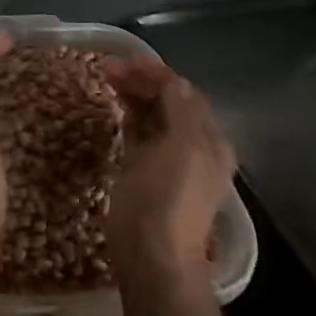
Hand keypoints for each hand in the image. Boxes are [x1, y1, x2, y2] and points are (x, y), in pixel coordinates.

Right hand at [103, 57, 235, 273]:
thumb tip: (173, 80)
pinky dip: (128, 117)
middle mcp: (193, 146)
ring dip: (133, 95)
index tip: (126, 61)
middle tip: (108, 69)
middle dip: (143, 82)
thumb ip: (181, 110)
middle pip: (169, 102)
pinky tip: (114, 107)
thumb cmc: (168, 198)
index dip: (157, 74)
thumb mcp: (182, 148)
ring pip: (153, 116)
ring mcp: (167, 160)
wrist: (152, 253)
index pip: (185, 94)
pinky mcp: (143, 172)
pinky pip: (139, 135)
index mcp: (209, 140)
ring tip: (106, 79)